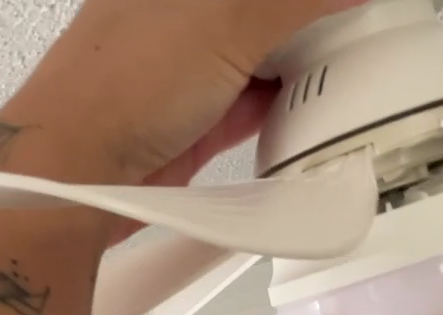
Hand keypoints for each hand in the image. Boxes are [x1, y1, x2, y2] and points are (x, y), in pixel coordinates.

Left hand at [7, 0, 359, 207]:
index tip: (357, 8)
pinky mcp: (200, 113)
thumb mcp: (228, 16)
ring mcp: (194, 60)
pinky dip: (289, 103)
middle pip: (273, 9)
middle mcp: (189, 7)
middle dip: (316, 19)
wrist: (83, 171)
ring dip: (308, 59)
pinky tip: (315, 106)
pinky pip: (259, 100)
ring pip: (271, 47)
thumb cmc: (122, 84)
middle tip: (359, 28)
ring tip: (347, 67)